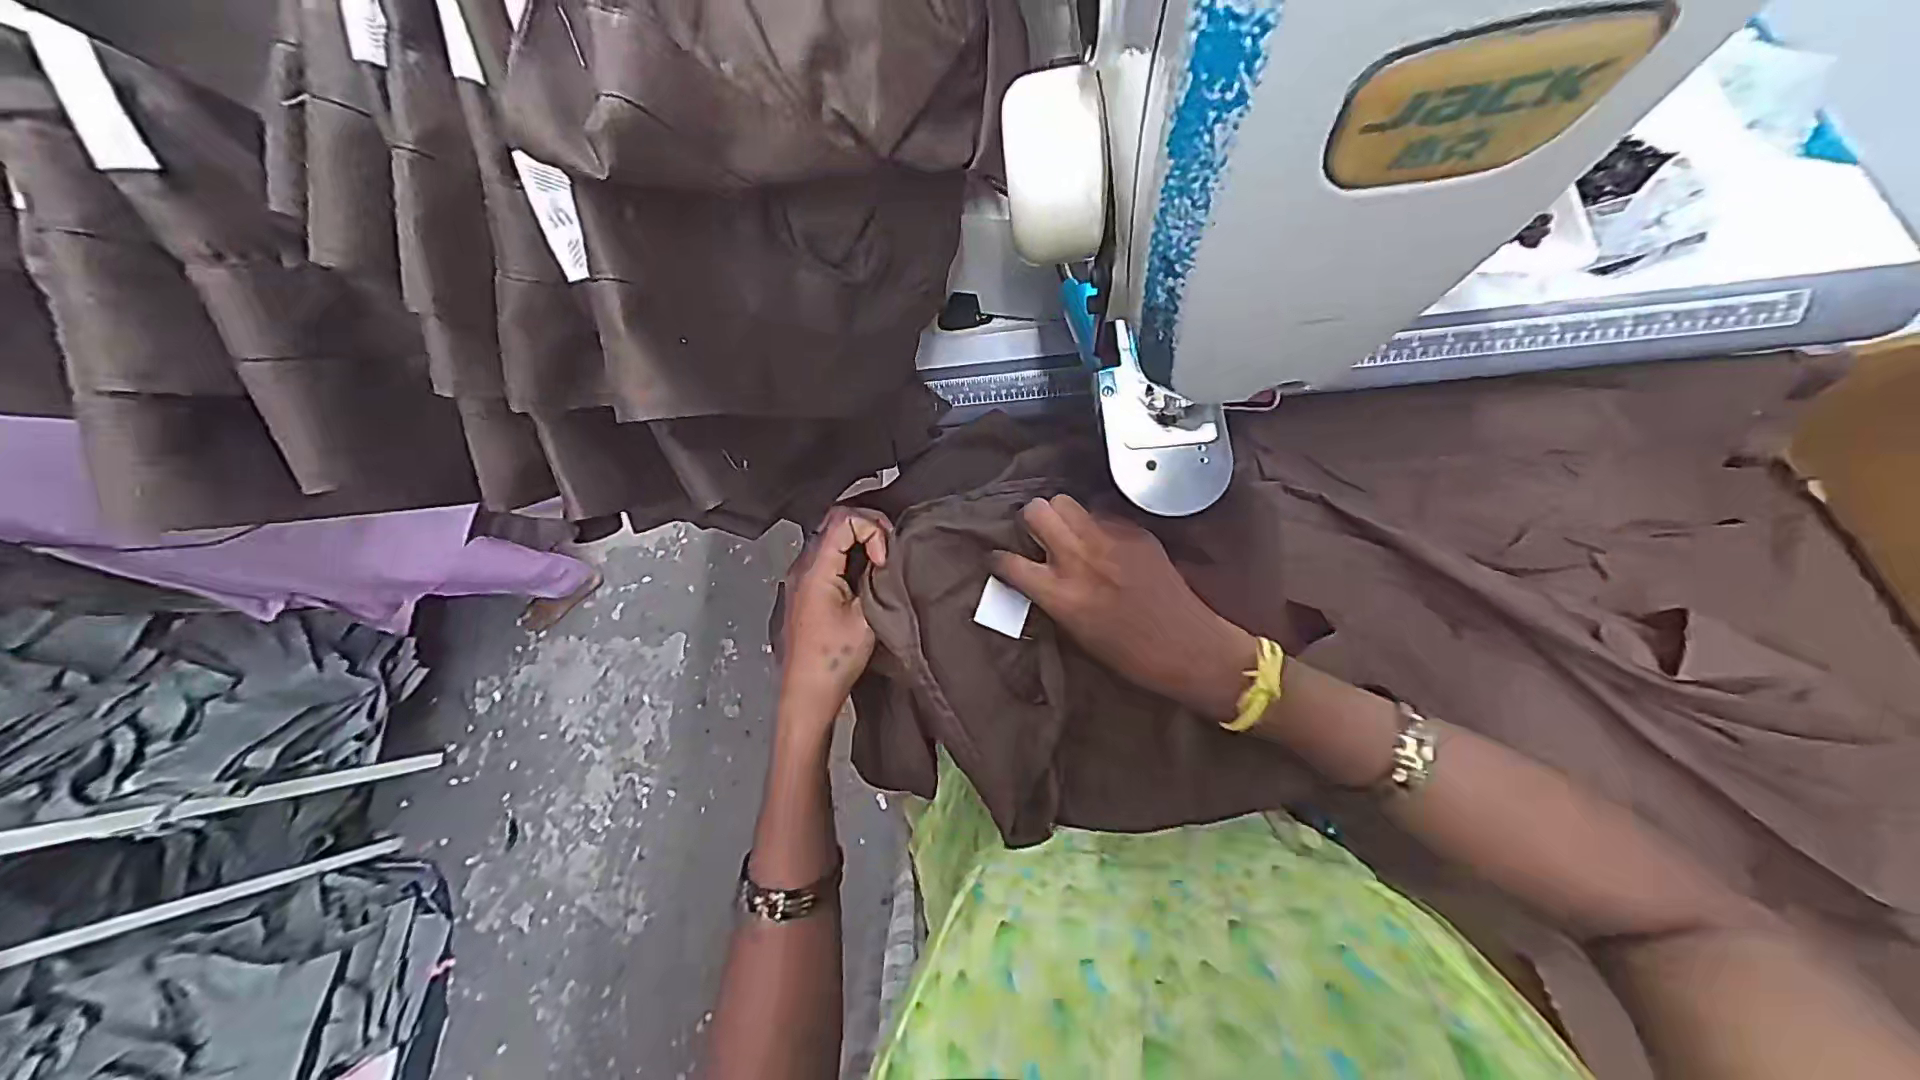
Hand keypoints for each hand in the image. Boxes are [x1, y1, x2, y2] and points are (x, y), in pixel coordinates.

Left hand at [779, 506, 891, 726]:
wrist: (807, 692)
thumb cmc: (832, 662)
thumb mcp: (866, 616)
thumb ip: (877, 578)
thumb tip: (886, 558)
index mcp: (814, 570)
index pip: (845, 520)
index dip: (873, 529)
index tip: (883, 559)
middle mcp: (801, 567)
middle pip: (835, 521)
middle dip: (869, 527)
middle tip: (888, 550)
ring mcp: (800, 578)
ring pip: (831, 537)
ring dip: (860, 542)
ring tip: (880, 563)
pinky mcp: (805, 589)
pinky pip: (827, 557)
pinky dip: (850, 556)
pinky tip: (865, 577)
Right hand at [992, 495, 1254, 720]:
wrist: (1187, 646)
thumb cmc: (1128, 654)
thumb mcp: (1074, 631)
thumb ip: (1051, 596)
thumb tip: (1035, 573)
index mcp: (1060, 593)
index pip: (1008, 561)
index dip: (998, 560)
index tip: (1000, 561)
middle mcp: (1080, 559)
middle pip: (1036, 510)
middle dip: (1031, 520)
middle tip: (1038, 536)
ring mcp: (1110, 540)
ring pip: (1066, 501)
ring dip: (1060, 514)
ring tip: (1068, 532)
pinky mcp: (1135, 532)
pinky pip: (1102, 513)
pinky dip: (1095, 523)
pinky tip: (1104, 542)